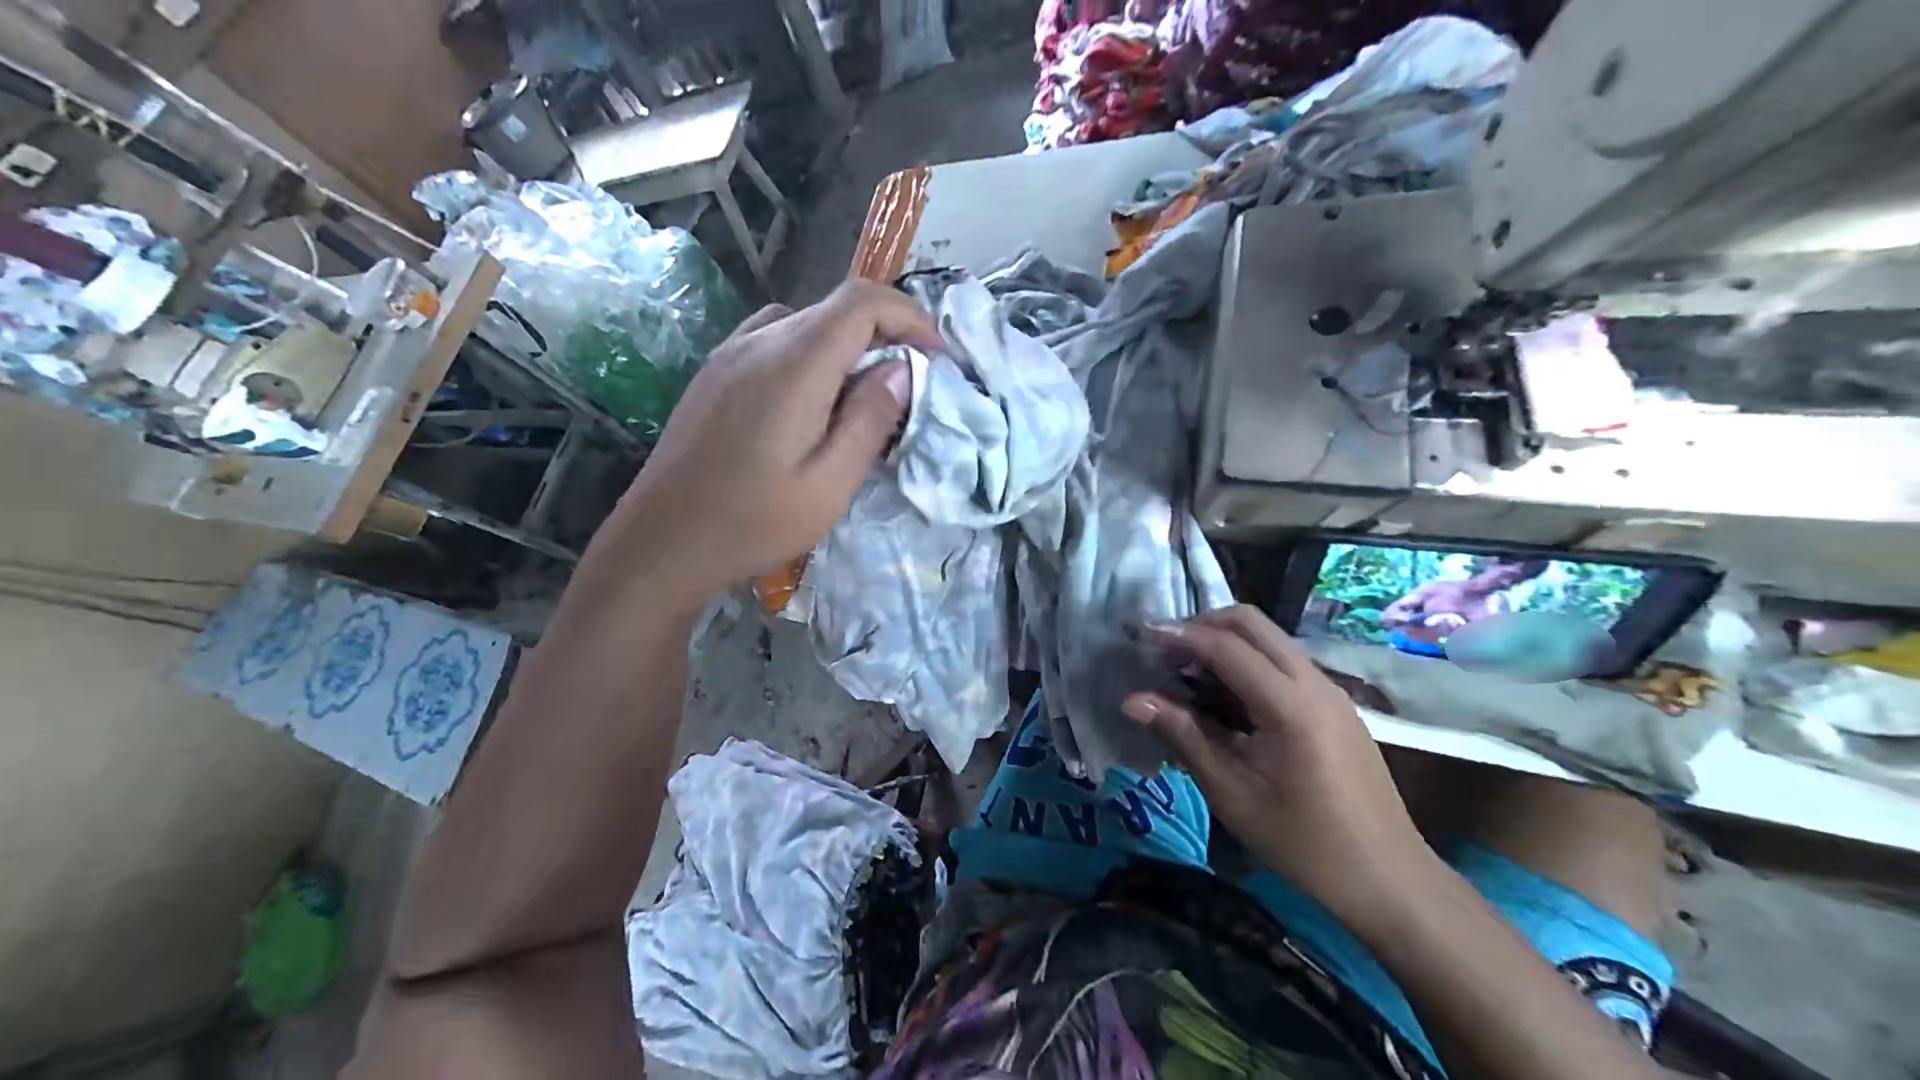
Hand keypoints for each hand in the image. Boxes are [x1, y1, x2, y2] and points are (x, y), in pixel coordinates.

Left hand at [590, 280, 941, 602]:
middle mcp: (759, 342)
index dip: (909, 317)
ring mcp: (730, 354)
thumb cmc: (751, 523)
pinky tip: (811, 402)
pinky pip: (775, 341)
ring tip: (863, 397)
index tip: (936, 357)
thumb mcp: (828, 486)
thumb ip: (869, 421)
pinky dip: (811, 355)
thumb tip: (900, 372)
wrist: (661, 543)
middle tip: (908, 389)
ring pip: (806, 323)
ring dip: (847, 347)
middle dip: (885, 336)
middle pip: (836, 309)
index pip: (863, 301)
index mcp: (793, 364)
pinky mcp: (714, 373)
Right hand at [1123, 606, 1433, 910]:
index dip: (1179, 636)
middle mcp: (1315, 684)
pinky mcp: (1335, 704)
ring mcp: (1330, 691)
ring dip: (1224, 642)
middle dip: (1202, 626)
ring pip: (1269, 639)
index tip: (1141, 639)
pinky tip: (1225, 698)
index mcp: (1291, 706)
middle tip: (1164, 653)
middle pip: (1252, 623)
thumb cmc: (1302, 842)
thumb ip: (1183, 736)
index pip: (1226, 647)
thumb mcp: (1232, 793)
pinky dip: (1247, 662)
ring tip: (1186, 674)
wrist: (1386, 877)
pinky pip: (1283, 662)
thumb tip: (1132, 701)